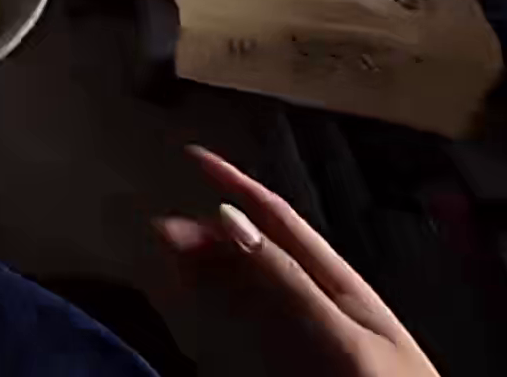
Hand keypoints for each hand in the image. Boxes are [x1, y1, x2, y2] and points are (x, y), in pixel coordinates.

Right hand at [157, 147, 439, 376]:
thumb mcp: (343, 337)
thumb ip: (286, 277)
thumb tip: (229, 214)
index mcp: (333, 279)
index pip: (275, 214)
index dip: (234, 180)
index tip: (192, 154)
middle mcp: (311, 291)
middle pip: (249, 244)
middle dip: (203, 227)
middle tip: (163, 227)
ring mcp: (298, 322)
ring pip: (237, 273)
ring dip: (200, 257)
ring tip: (166, 251)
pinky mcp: (286, 352)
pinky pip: (238, 306)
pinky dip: (208, 289)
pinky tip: (187, 284)